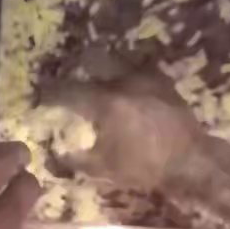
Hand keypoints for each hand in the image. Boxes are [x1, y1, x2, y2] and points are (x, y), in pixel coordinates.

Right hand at [40, 70, 214, 193]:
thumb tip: (54, 154)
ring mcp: (146, 78)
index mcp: (104, 103)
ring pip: (118, 59)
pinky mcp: (163, 81)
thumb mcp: (102, 169)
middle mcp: (123, 81)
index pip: (67, 91)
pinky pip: (141, 66)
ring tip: (97, 76)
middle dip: (77, 67)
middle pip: (93, 60)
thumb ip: (74, 160)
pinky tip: (126, 81)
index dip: (49, 93)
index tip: (39, 96)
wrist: (190, 162)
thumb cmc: (143, 167)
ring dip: (104, 66)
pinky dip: (128, 70)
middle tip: (70, 79)